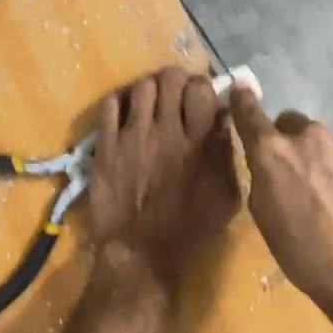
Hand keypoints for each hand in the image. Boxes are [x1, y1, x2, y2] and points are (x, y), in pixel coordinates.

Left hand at [88, 67, 240, 291]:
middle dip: (175, 80)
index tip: (200, 95)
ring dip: (149, 88)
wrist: (141, 252)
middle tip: (174, 93)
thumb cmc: (190, 229)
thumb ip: (225, 152)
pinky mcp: (106, 145)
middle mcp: (166, 131)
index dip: (201, 85)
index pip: (201, 89)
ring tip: (150, 101)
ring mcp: (133, 135)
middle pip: (169, 79)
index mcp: (198, 142)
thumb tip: (222, 117)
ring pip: (141, 86)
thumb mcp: (225, 196)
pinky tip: (125, 111)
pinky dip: (120, 100)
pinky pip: (110, 105)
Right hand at [228, 87, 332, 332]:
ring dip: (331, 161)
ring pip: (332, 144)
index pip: (250, 113)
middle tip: (305, 180)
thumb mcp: (265, 216)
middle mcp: (311, 137)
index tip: (241, 90)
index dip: (243, 101)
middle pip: (296, 126)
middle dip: (296, 145)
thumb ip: (263, 176)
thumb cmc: (305, 255)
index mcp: (273, 152)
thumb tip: (268, 158)